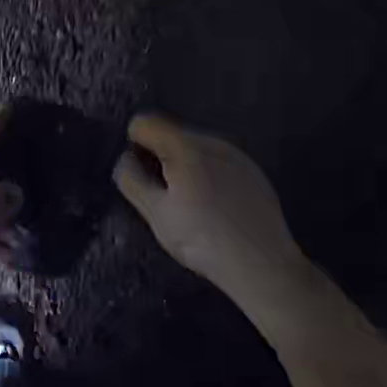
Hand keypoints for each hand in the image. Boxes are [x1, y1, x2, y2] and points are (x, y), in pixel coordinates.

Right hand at [113, 113, 309, 293]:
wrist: (261, 263)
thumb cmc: (202, 239)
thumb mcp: (156, 214)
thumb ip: (133, 180)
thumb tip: (125, 159)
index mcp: (184, 146)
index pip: (145, 123)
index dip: (134, 145)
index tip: (138, 174)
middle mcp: (212, 141)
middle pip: (172, 135)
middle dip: (160, 158)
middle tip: (162, 196)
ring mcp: (237, 155)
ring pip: (197, 149)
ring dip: (185, 167)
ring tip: (190, 205)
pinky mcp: (254, 172)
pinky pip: (219, 163)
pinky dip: (209, 176)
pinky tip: (215, 208)